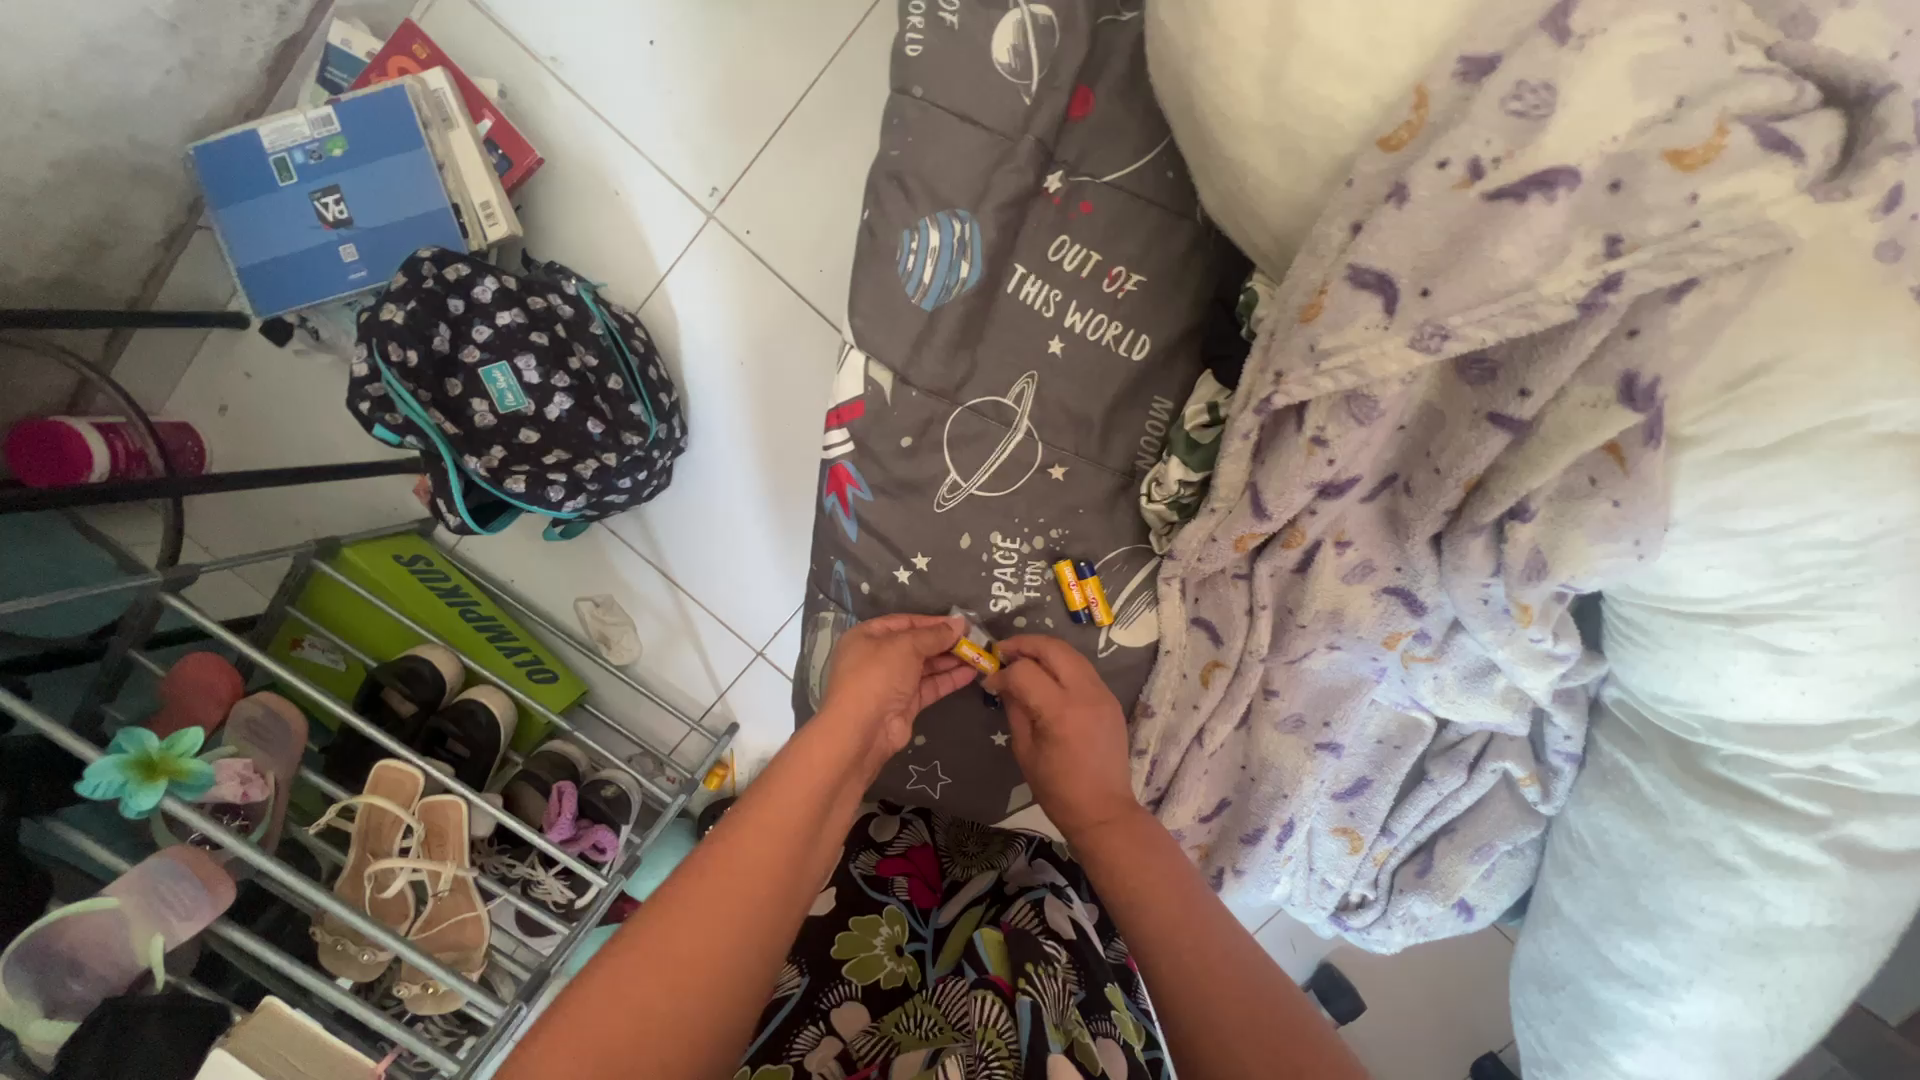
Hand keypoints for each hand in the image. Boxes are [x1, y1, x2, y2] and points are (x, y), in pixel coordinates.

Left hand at [819, 614, 975, 776]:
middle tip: (973, 640)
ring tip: (977, 655)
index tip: (960, 623)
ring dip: (950, 660)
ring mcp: (891, 683)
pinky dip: (949, 679)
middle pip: (916, 645)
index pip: (904, 622)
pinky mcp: (904, 704)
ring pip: (925, 667)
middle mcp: (878, 657)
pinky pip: (929, 686)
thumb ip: (934, 635)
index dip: (932, 622)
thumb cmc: (877, 675)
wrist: (862, 730)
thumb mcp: (905, 646)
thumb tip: (959, 623)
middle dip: (944, 642)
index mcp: (868, 637)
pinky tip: (971, 673)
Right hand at [983, 635, 1141, 839]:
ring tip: (1023, 659)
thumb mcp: (1025, 749)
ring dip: (1045, 651)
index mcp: (1061, 711)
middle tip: (1004, 652)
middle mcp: (1085, 694)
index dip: (1003, 673)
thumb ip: (1015, 709)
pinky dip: (1062, 664)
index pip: (1025, 671)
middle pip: (1053, 648)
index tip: (991, 682)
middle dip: (1024, 644)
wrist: (1103, 810)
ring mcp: (1103, 694)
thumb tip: (1003, 682)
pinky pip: (1083, 669)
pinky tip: (1047, 676)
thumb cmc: (1057, 789)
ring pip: (1071, 653)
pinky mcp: (1111, 699)